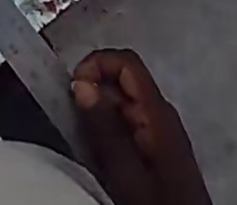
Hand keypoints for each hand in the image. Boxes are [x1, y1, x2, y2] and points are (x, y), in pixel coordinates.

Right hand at [72, 49, 211, 204]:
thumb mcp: (127, 174)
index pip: (127, 62)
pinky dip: (107, 129)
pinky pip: (126, 123)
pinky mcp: (157, 151)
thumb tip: (81, 83)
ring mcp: (161, 133)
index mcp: (158, 114)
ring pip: (121, 102)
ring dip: (99, 113)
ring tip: (87, 142)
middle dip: (94, 92)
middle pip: (122, 80)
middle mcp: (162, 116)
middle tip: (76, 121)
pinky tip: (101, 154)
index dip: (97, 64)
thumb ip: (105, 127)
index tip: (74, 88)